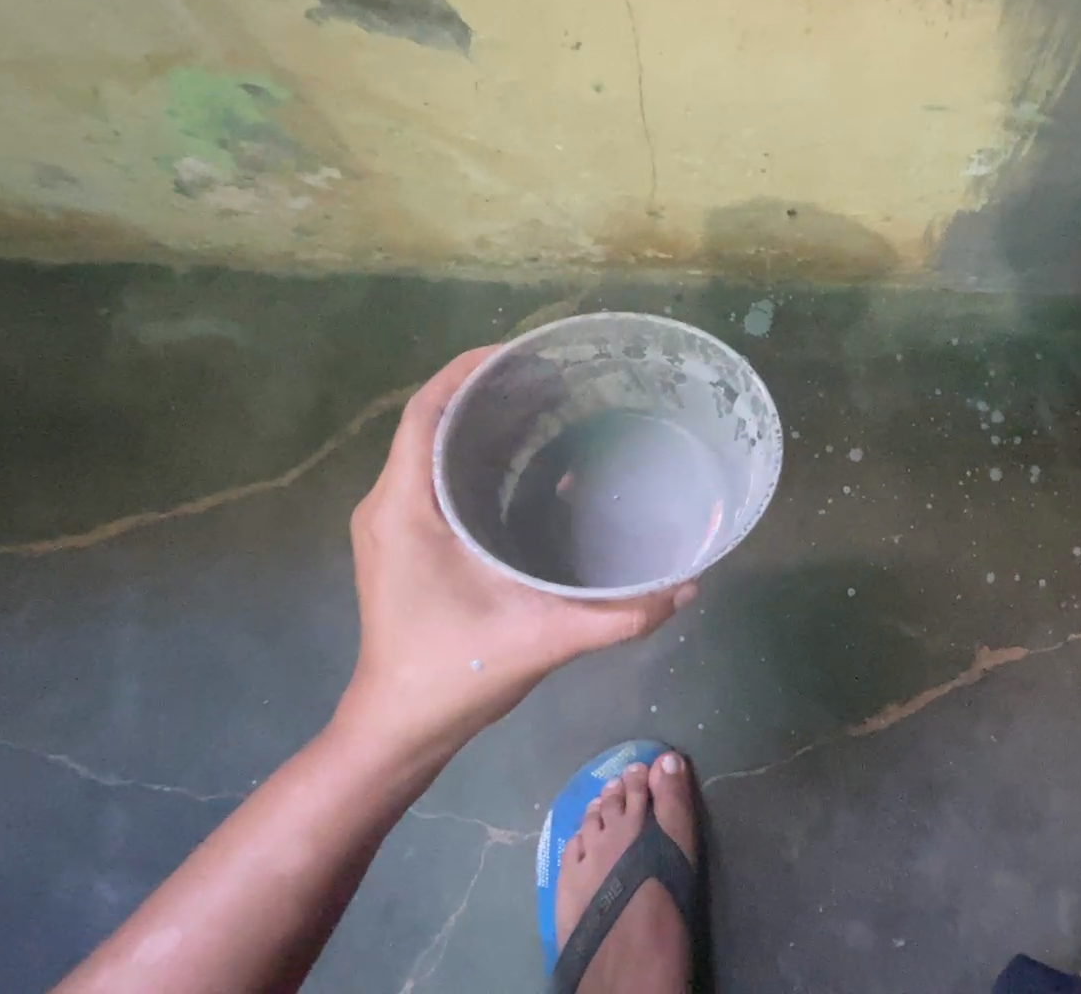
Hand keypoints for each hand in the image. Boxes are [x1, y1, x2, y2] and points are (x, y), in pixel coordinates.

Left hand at [336, 347, 695, 759]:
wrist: (399, 728)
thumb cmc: (456, 675)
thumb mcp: (546, 639)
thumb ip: (623, 616)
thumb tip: (689, 586)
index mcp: (408, 510)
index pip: (426, 412)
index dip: (469, 371)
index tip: (526, 353)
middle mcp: (391, 505)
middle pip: (432, 421)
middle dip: (489, 391)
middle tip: (558, 379)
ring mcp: (396, 524)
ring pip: (433, 449)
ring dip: (483, 423)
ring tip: (550, 409)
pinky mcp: (408, 542)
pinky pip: (438, 476)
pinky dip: (479, 457)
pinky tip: (532, 468)